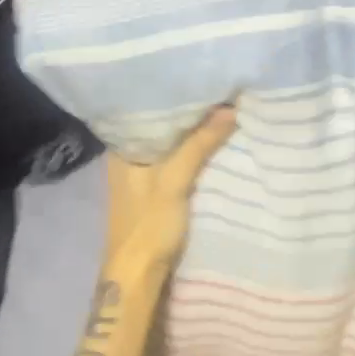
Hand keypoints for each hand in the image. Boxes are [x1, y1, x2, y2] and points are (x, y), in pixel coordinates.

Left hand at [103, 105, 237, 268]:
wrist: (139, 276)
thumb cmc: (149, 225)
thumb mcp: (174, 179)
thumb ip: (200, 143)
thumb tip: (231, 108)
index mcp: (123, 147)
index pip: (150, 108)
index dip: (176, 94)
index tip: (204, 78)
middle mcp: (129, 154)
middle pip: (164, 125)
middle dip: (190, 111)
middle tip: (220, 90)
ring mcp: (142, 172)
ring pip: (173, 142)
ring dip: (194, 131)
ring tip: (223, 107)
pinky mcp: (156, 187)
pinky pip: (178, 158)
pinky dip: (194, 150)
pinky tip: (214, 140)